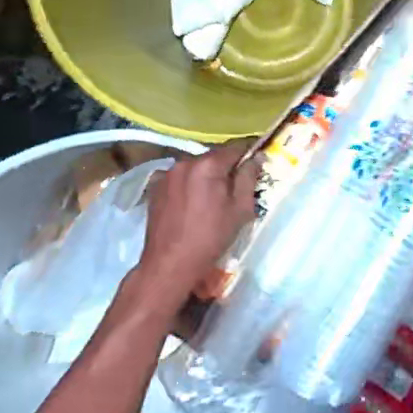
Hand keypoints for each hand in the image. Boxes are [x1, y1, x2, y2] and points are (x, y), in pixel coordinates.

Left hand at [135, 142, 259, 304]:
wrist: (169, 264)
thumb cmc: (210, 237)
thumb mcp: (240, 209)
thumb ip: (249, 178)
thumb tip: (257, 156)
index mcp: (208, 165)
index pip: (235, 148)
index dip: (248, 154)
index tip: (256, 165)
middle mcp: (185, 162)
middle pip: (214, 157)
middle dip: (226, 168)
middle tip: (235, 189)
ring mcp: (167, 174)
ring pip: (196, 168)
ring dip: (206, 176)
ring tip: (211, 200)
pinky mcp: (156, 188)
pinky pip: (180, 179)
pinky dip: (189, 185)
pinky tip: (192, 206)